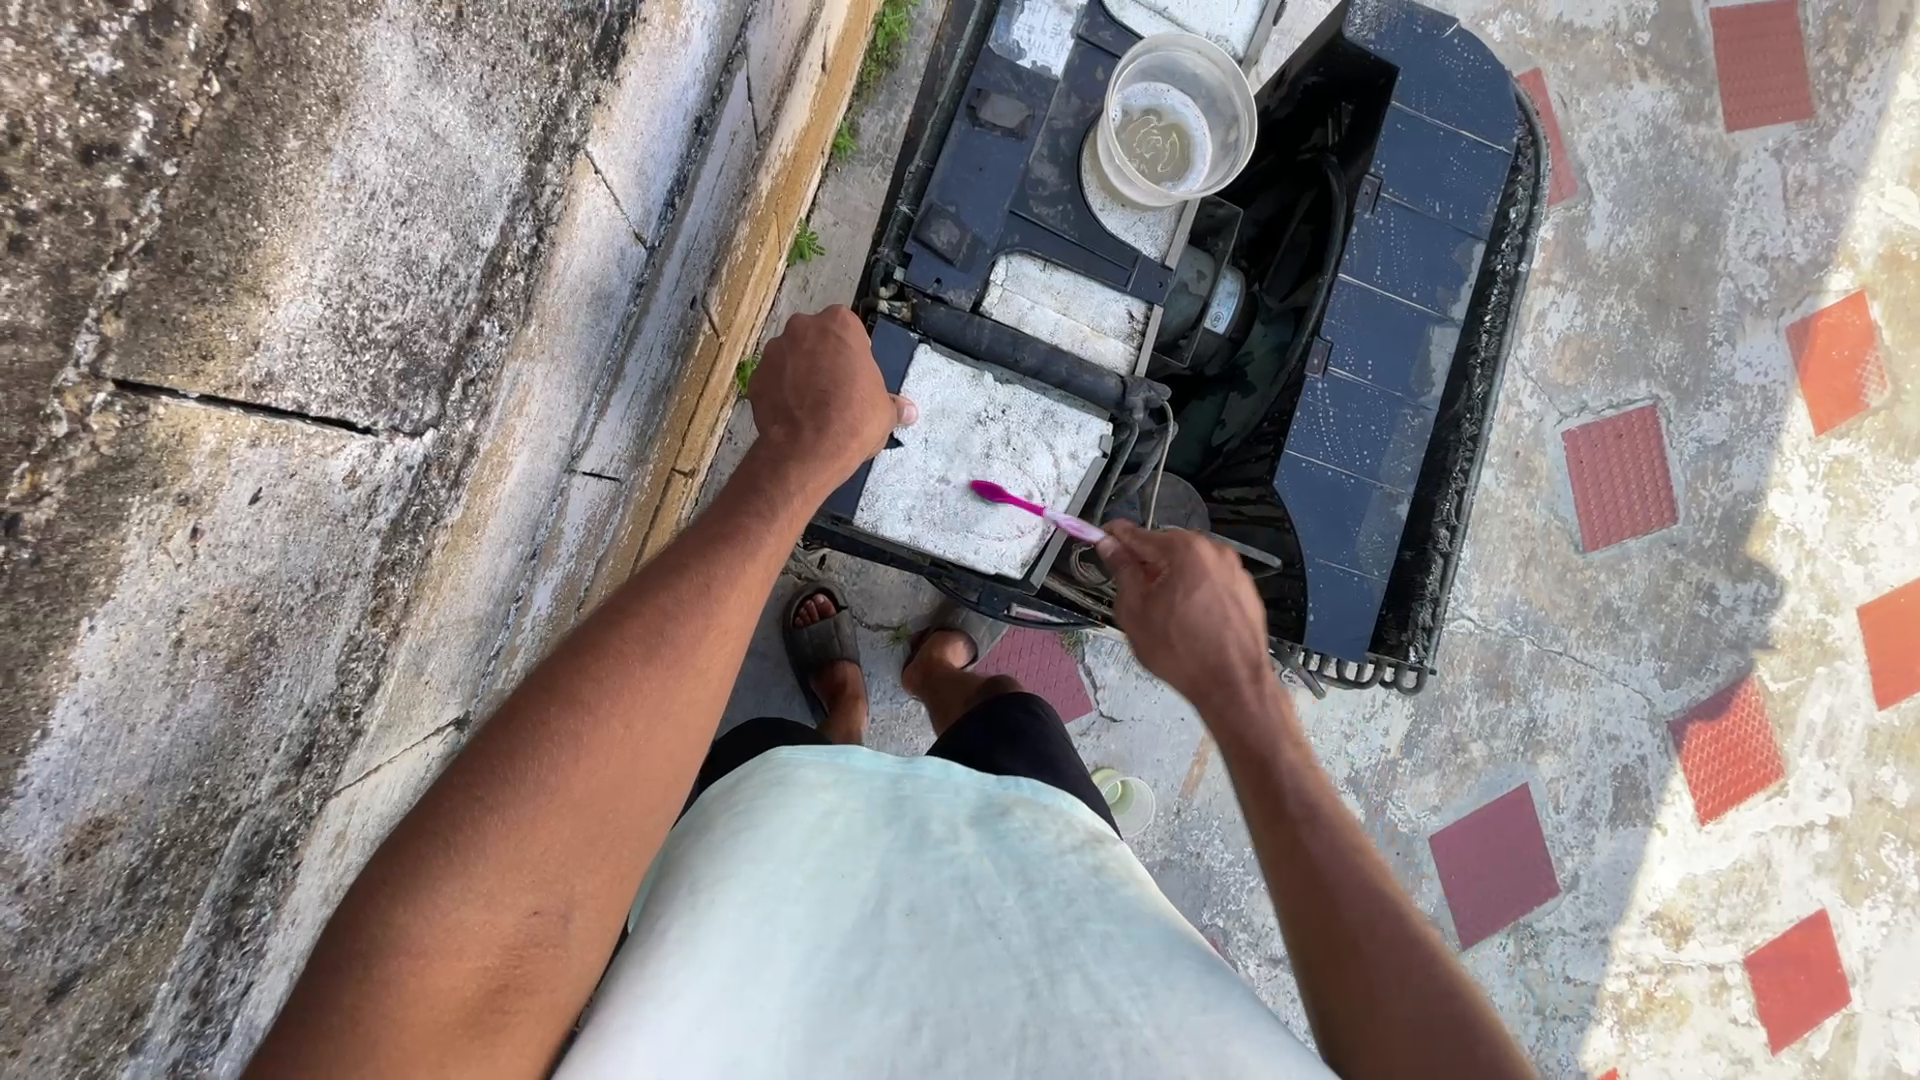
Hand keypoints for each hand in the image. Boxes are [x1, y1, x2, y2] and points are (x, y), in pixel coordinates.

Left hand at [747, 306, 916, 482]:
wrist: (808, 449)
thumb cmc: (854, 420)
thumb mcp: (884, 413)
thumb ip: (893, 405)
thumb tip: (909, 411)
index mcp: (840, 324)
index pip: (848, 328)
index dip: (853, 351)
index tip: (856, 373)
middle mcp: (803, 328)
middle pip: (816, 338)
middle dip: (823, 358)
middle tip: (836, 389)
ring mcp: (775, 351)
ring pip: (791, 357)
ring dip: (800, 374)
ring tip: (813, 406)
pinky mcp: (756, 376)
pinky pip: (773, 380)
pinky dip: (781, 392)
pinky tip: (794, 415)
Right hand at [1096, 520, 1275, 716]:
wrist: (1233, 685)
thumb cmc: (1183, 652)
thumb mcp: (1136, 609)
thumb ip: (1121, 570)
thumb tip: (1110, 546)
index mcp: (1184, 550)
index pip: (1137, 534)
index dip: (1114, 537)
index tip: (1100, 538)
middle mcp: (1213, 551)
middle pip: (1166, 547)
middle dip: (1146, 564)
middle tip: (1131, 591)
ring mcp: (1234, 569)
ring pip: (1189, 564)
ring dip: (1170, 578)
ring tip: (1161, 612)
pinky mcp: (1245, 589)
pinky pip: (1209, 580)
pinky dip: (1194, 591)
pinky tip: (1187, 619)